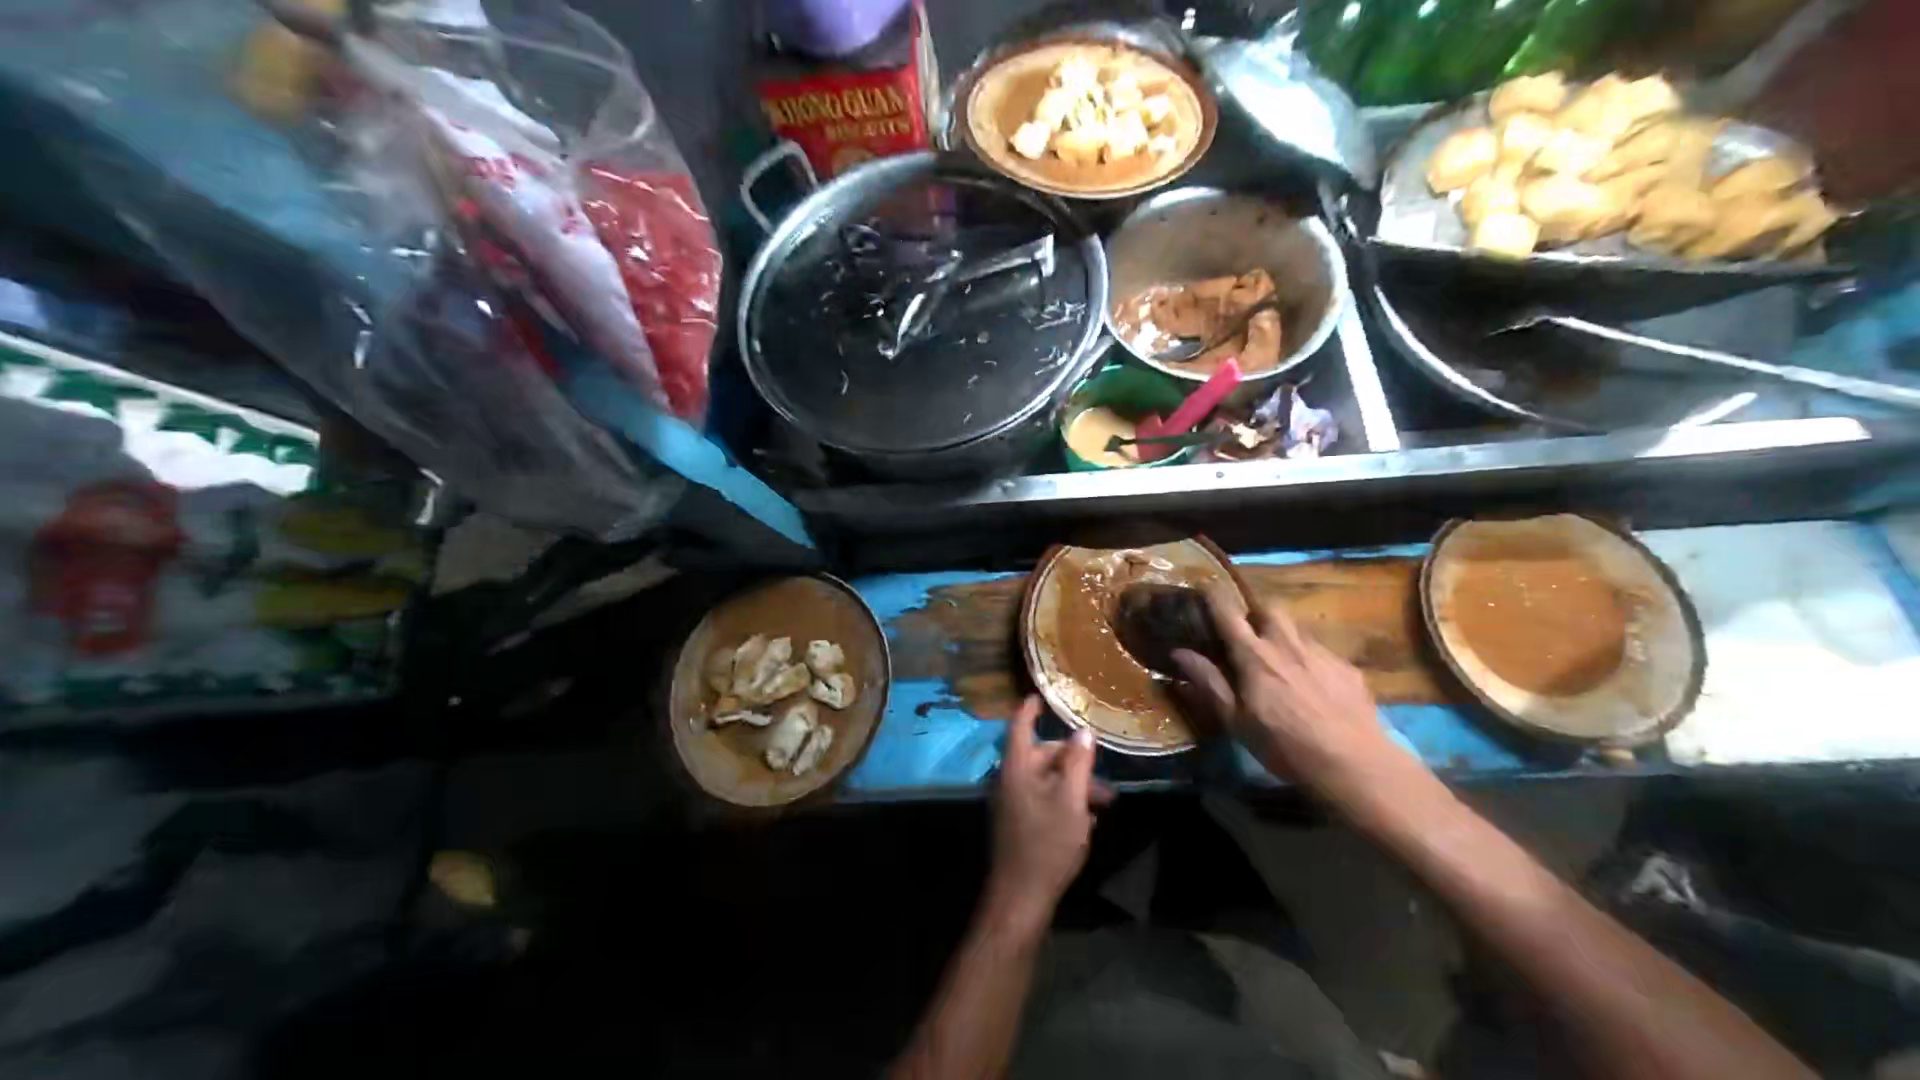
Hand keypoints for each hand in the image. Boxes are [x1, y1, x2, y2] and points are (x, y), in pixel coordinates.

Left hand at [987, 695, 1111, 929]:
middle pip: (1040, 756)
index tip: (1043, 694)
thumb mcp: (1071, 801)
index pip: (1020, 726)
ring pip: (1045, 781)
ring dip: (1074, 785)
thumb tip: (1083, 732)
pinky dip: (1064, 802)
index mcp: (1016, 769)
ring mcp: (1011, 804)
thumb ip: (1078, 764)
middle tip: (1102, 770)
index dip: (1031, 707)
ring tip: (1105, 803)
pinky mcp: (1018, 824)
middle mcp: (1009, 781)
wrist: (1020, 898)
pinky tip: (1088, 821)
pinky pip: (1042, 800)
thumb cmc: (1046, 844)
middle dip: (1072, 759)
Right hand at [1171, 588, 1410, 799]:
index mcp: (1254, 656)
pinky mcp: (1347, 668)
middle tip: (1247, 631)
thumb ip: (1208, 682)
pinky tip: (1313, 686)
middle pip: (1269, 609)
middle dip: (1255, 613)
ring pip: (1296, 628)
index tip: (1203, 589)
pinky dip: (1309, 659)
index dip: (1213, 597)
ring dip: (1283, 635)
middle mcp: (1287, 644)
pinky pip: (1321, 651)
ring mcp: (1321, 653)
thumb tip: (1179, 652)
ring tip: (1280, 660)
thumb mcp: (1236, 720)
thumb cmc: (1284, 745)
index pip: (1228, 613)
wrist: (1355, 764)